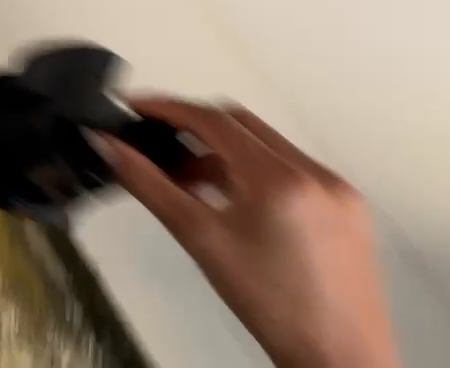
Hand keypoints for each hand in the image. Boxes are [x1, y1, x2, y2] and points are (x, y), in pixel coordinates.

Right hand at [102, 99, 397, 367]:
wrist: (339, 361)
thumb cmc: (267, 300)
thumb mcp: (195, 235)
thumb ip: (144, 181)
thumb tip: (102, 141)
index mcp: (282, 178)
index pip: (212, 119)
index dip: (165, 107)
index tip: (129, 107)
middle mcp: (317, 175)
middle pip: (240, 123)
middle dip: (191, 123)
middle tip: (152, 138)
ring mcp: (338, 193)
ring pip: (263, 144)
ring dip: (219, 147)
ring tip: (184, 175)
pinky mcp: (347, 211)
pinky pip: (287, 168)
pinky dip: (248, 168)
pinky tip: (223, 195)